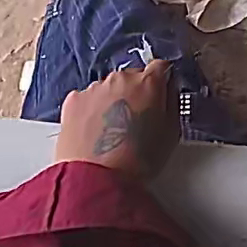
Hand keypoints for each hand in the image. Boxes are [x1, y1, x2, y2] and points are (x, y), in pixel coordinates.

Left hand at [54, 59, 177, 179]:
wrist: (97, 179)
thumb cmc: (136, 162)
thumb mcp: (171, 134)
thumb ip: (172, 104)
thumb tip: (169, 92)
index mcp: (149, 83)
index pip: (161, 67)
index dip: (162, 80)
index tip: (161, 93)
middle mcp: (120, 80)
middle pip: (132, 78)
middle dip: (136, 95)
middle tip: (137, 123)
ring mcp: (94, 89)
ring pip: (108, 88)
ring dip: (112, 103)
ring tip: (114, 134)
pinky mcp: (74, 101)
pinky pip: (87, 99)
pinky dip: (92, 111)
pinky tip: (96, 134)